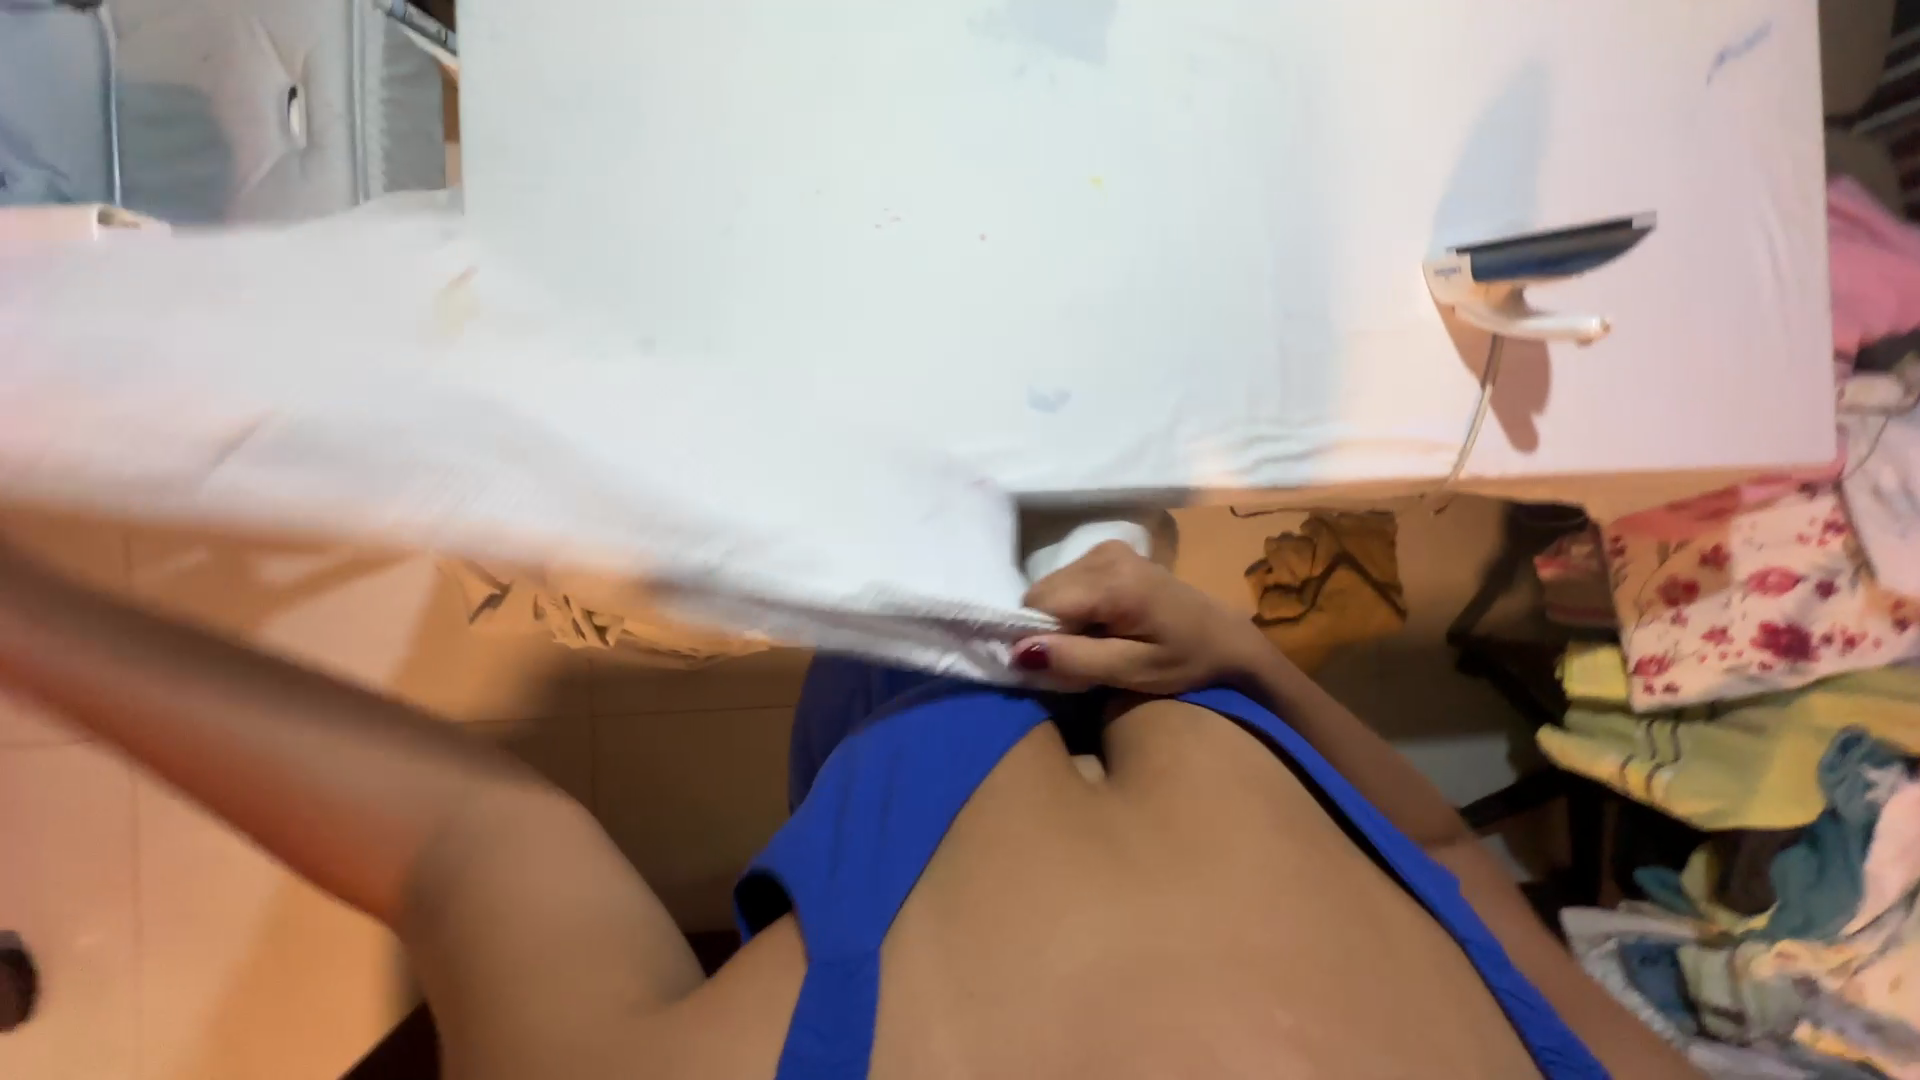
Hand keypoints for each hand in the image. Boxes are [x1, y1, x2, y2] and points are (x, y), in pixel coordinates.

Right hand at [1013, 541, 1273, 693]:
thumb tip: (1018, 651)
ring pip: (1048, 588)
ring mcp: (1105, 548)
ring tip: (1096, 641)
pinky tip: (1100, 623)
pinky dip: (1071, 606)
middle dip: (1049, 629)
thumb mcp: (1133, 672)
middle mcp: (1104, 554)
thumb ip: (1076, 660)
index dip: (1038, 638)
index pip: (1038, 605)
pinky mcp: (1106, 550)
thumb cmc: (1186, 661)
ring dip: (1059, 619)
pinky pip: (1064, 581)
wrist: (1226, 637)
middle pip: (1040, 594)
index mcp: (1113, 583)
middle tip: (1082, 657)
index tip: (1062, 666)